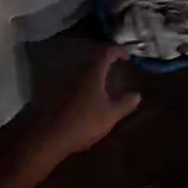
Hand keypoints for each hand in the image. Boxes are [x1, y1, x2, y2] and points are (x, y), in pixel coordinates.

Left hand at [26, 46, 142, 162]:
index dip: (117, 50)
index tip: (127, 55)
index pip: (105, 53)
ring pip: (84, 72)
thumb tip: (137, 94)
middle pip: (93, 60)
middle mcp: (78, 73)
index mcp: (93, 73)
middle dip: (107, 61)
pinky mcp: (59, 95)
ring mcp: (66, 83)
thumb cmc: (84, 122)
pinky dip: (87, 85)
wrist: (51, 136)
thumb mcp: (111, 115)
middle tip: (118, 67)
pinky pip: (77, 83)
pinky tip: (92, 99)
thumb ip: (125, 103)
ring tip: (107, 84)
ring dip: (96, 74)